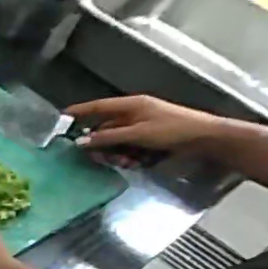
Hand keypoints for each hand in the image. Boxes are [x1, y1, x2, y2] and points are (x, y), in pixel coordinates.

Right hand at [67, 95, 231, 166]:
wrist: (205, 138)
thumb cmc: (172, 130)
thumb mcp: (137, 134)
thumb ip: (108, 138)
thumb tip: (80, 142)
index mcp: (131, 105)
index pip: (99, 106)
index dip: (81, 111)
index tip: (62, 117)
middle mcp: (134, 114)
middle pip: (106, 130)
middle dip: (102, 145)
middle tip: (99, 159)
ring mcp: (142, 127)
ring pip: (117, 142)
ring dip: (117, 154)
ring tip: (128, 163)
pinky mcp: (149, 140)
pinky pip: (129, 149)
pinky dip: (130, 157)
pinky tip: (139, 163)